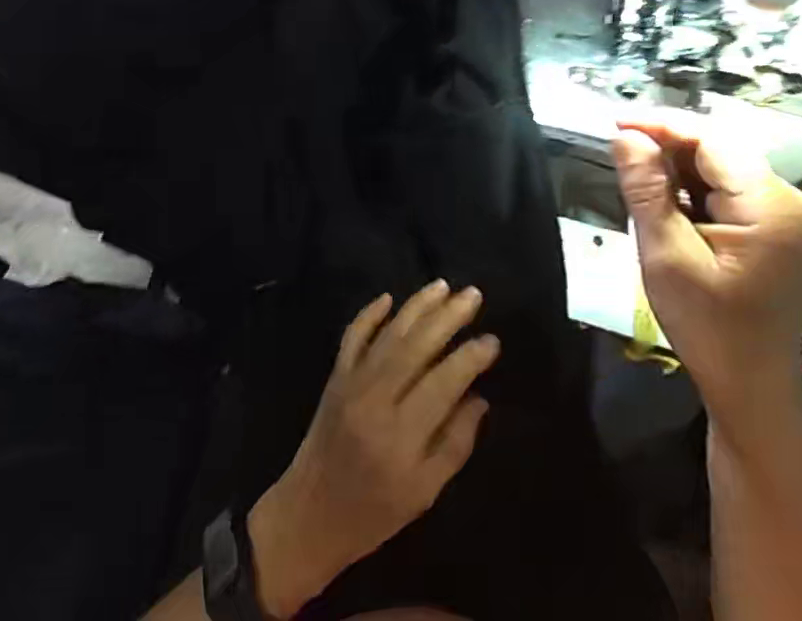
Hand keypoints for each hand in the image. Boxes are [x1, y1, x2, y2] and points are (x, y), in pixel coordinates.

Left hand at [248, 281, 500, 617]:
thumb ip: (455, 443)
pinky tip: (388, 298)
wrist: (309, 516)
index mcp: (401, 436)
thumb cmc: (374, 513)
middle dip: (448, 317)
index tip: (493, 341)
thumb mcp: (425, 492)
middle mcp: (375, 401)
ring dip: (416, 307)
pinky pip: (352, 338)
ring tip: (443, 286)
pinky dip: (368, 315)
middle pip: (416, 347)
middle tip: (473, 295)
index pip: (443, 382)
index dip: (470, 358)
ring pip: (388, 335)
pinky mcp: (334, 379)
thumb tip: (478, 398)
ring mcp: (350, 385)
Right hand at [611, 113, 801, 410]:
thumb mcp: (667, 257)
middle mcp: (787, 199)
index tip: (614, 123)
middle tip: (617, 152)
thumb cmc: (709, 329)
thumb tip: (625, 136)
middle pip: (719, 150)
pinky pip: (726, 192)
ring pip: (720, 169)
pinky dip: (692, 190)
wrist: (752, 390)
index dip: (661, 125)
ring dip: (677, 168)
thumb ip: (647, 190)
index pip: (711, 140)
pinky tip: (664, 201)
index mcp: (770, 204)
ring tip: (635, 178)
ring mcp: (783, 214)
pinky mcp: (773, 229)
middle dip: (667, 145)